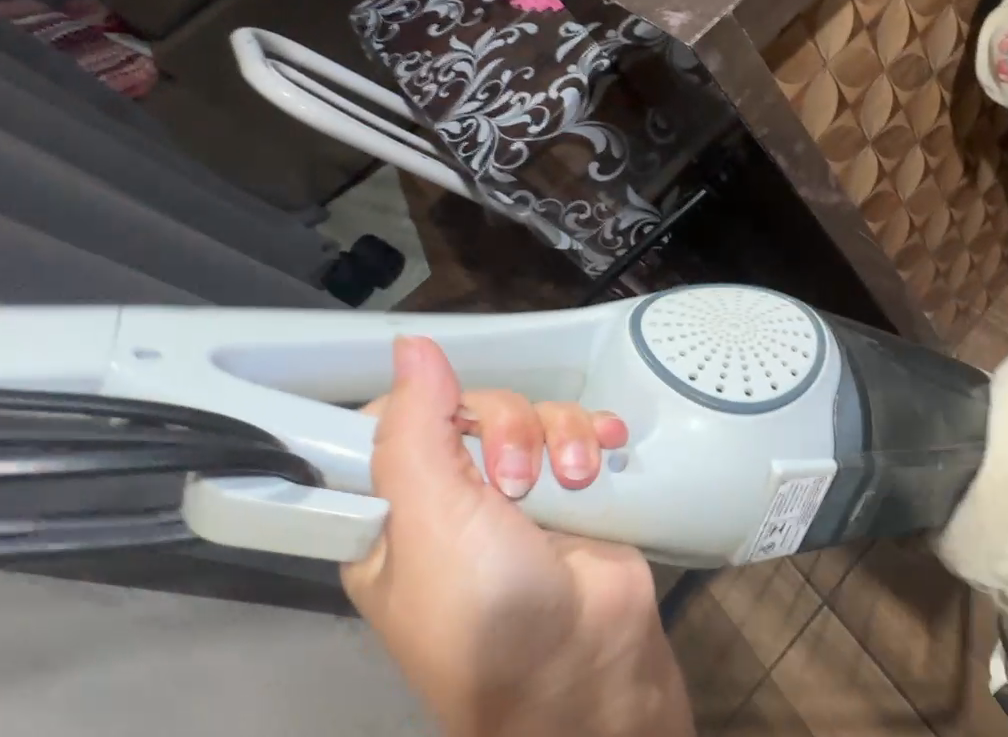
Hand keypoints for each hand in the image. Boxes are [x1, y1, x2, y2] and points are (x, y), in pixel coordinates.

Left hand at [343, 336, 691, 736]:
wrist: (584, 663)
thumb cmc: (487, 607)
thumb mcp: (432, 523)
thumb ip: (415, 431)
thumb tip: (410, 344)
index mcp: (397, 515)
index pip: (397, 424)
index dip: (430, 407)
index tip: (460, 418)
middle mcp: (454, 499)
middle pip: (476, 408)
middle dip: (510, 430)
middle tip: (521, 482)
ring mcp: (520, 495)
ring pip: (536, 416)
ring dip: (563, 435)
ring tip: (578, 480)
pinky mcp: (575, 493)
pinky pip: (582, 434)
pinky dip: (597, 432)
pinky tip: (611, 444)